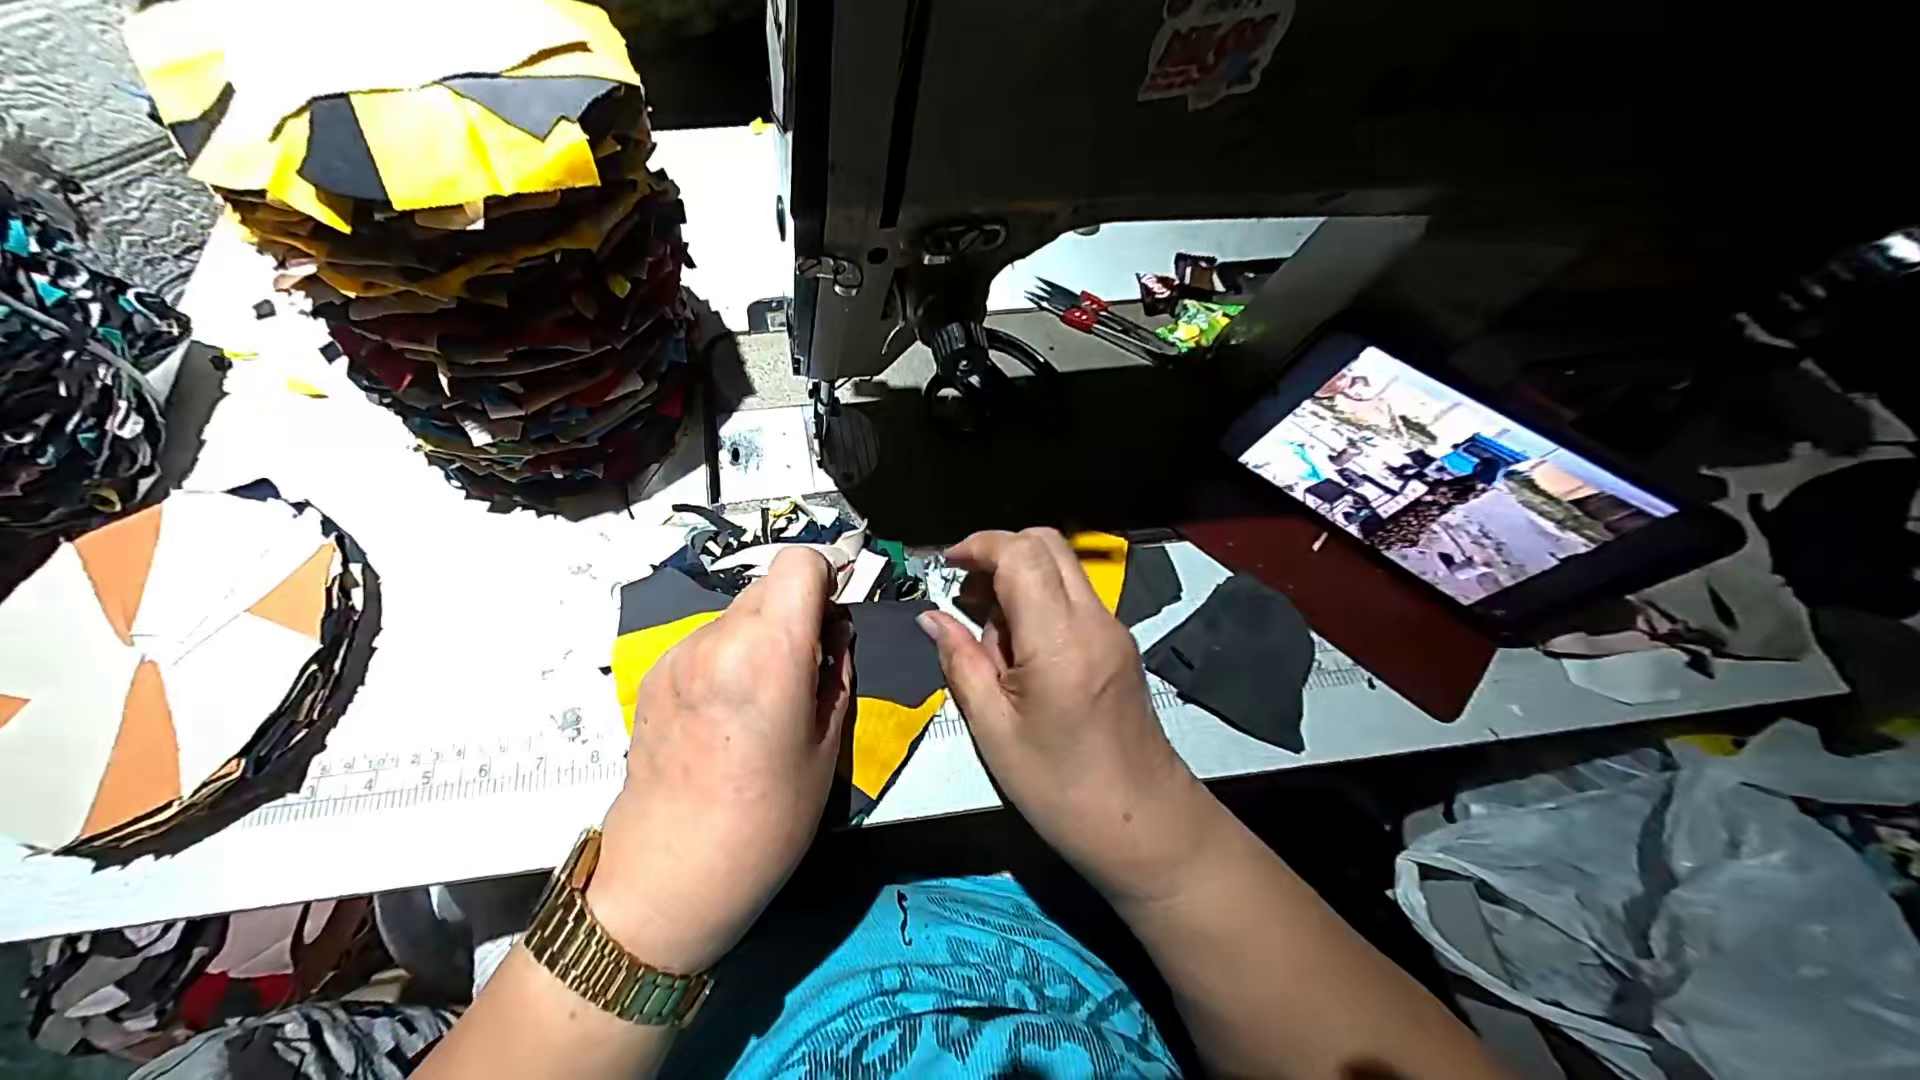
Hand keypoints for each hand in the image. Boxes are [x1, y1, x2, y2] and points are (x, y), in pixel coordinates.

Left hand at [589, 548, 852, 972]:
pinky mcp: (655, 673)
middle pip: (770, 585)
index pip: (801, 562)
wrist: (670, 875)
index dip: (827, 576)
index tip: (836, 612)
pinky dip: (732, 654)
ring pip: (738, 613)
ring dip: (763, 632)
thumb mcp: (828, 742)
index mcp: (768, 650)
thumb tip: (836, 630)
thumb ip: (836, 669)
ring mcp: (678, 653)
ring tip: (767, 693)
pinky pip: (709, 640)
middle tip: (810, 660)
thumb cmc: (768, 817)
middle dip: (798, 609)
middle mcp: (717, 637)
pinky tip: (730, 709)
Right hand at [917, 529, 1222, 906]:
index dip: (979, 546)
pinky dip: (1040, 602)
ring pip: (1062, 568)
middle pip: (1047, 544)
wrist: (1146, 826)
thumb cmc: (1061, 788)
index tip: (947, 566)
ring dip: (1019, 579)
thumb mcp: (994, 729)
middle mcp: (1094, 620)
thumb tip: (932, 617)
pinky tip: (1020, 653)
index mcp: (1060, 639)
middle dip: (999, 553)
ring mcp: (1113, 629)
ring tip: (990, 638)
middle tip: (966, 595)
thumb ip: (961, 662)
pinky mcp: (1119, 644)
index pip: (1021, 553)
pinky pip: (1074, 598)